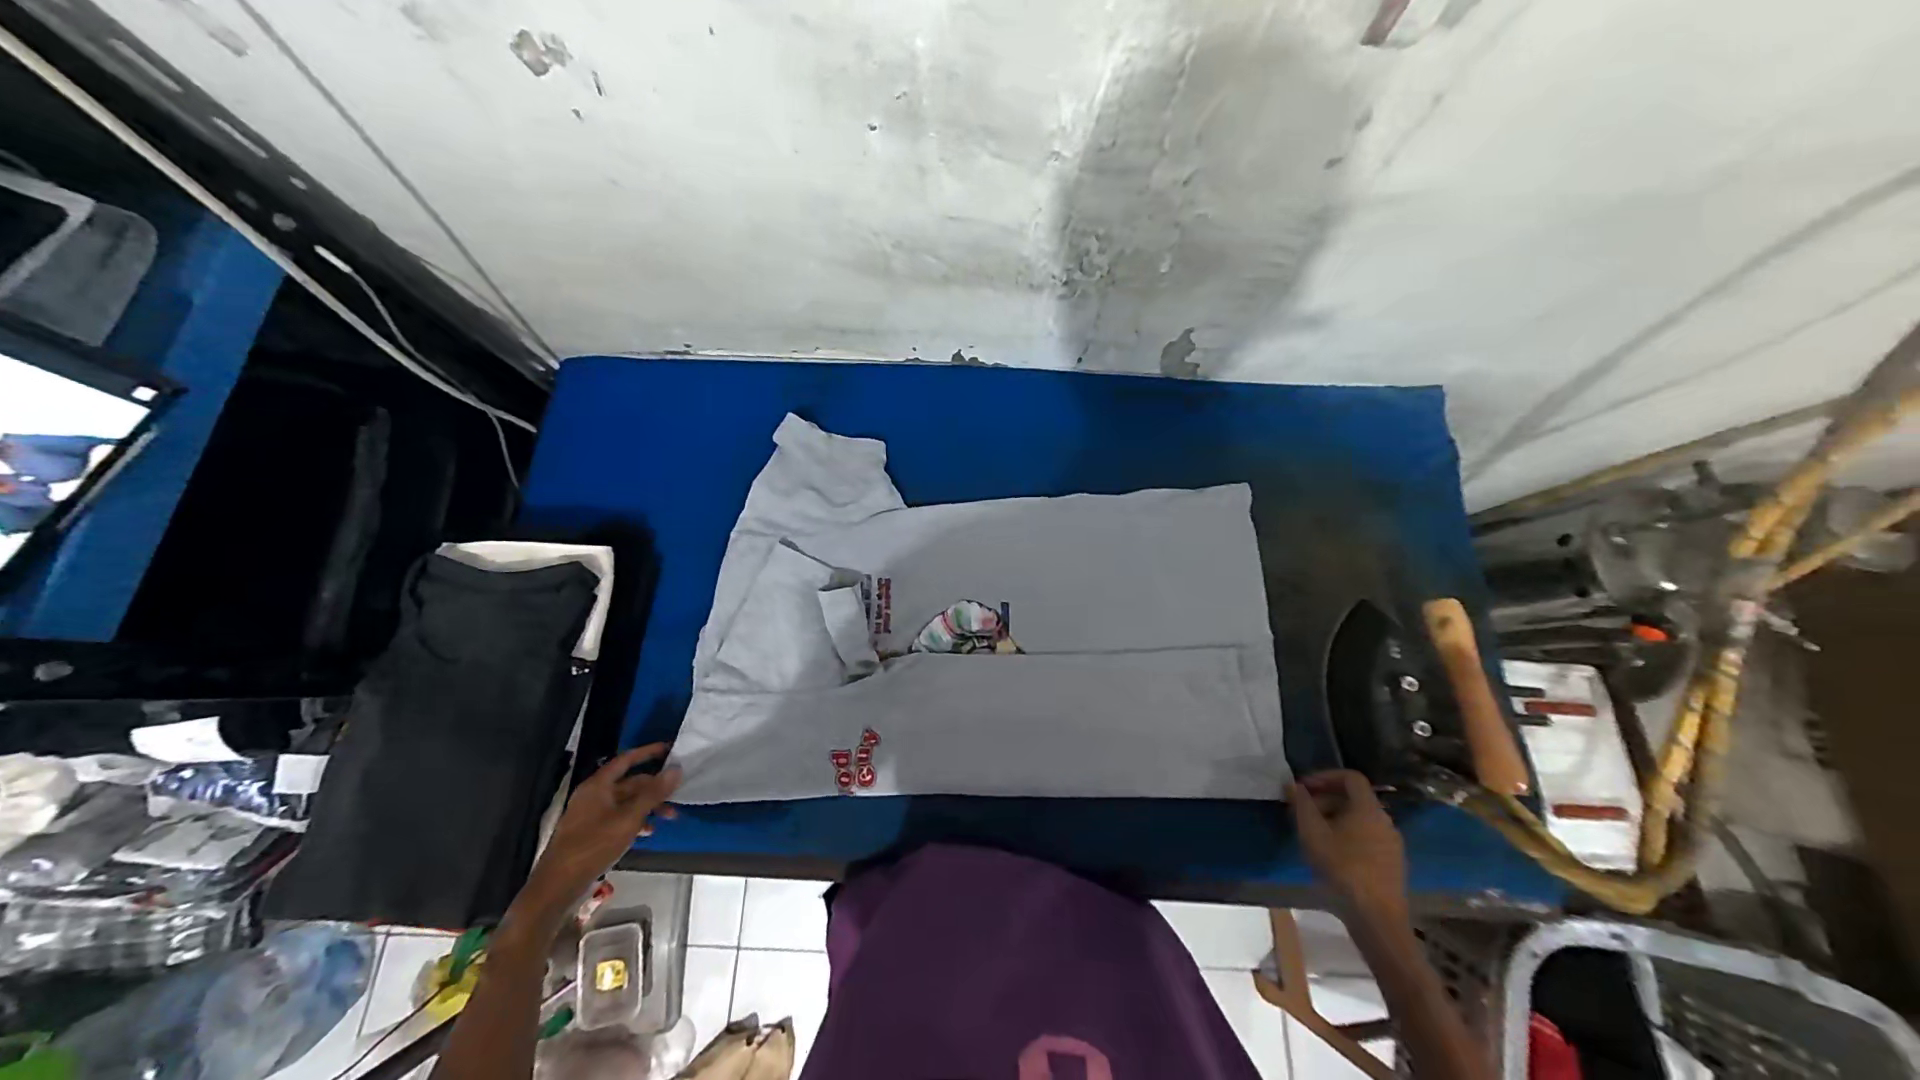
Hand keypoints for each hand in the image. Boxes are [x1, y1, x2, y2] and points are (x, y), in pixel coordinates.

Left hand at [512, 744, 681, 929]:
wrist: (559, 885)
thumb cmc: (594, 845)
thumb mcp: (629, 818)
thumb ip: (653, 793)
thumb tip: (676, 769)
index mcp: (598, 786)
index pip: (626, 760)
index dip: (648, 752)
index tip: (670, 749)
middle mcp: (594, 795)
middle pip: (629, 783)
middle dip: (654, 788)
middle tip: (677, 793)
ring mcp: (591, 814)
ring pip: (626, 802)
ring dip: (648, 806)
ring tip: (669, 817)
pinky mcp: (591, 832)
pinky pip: (619, 818)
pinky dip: (635, 821)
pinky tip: (648, 832)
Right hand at [1287, 769, 1407, 923]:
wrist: (1377, 918)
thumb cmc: (1342, 868)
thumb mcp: (1312, 833)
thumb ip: (1301, 804)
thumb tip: (1292, 783)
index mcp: (1369, 809)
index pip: (1350, 777)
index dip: (1324, 776)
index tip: (1302, 788)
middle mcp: (1385, 821)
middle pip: (1354, 798)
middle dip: (1325, 799)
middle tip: (1301, 813)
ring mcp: (1392, 844)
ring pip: (1360, 819)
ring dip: (1334, 819)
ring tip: (1313, 835)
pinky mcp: (1392, 864)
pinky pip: (1367, 837)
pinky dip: (1347, 835)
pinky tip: (1331, 855)